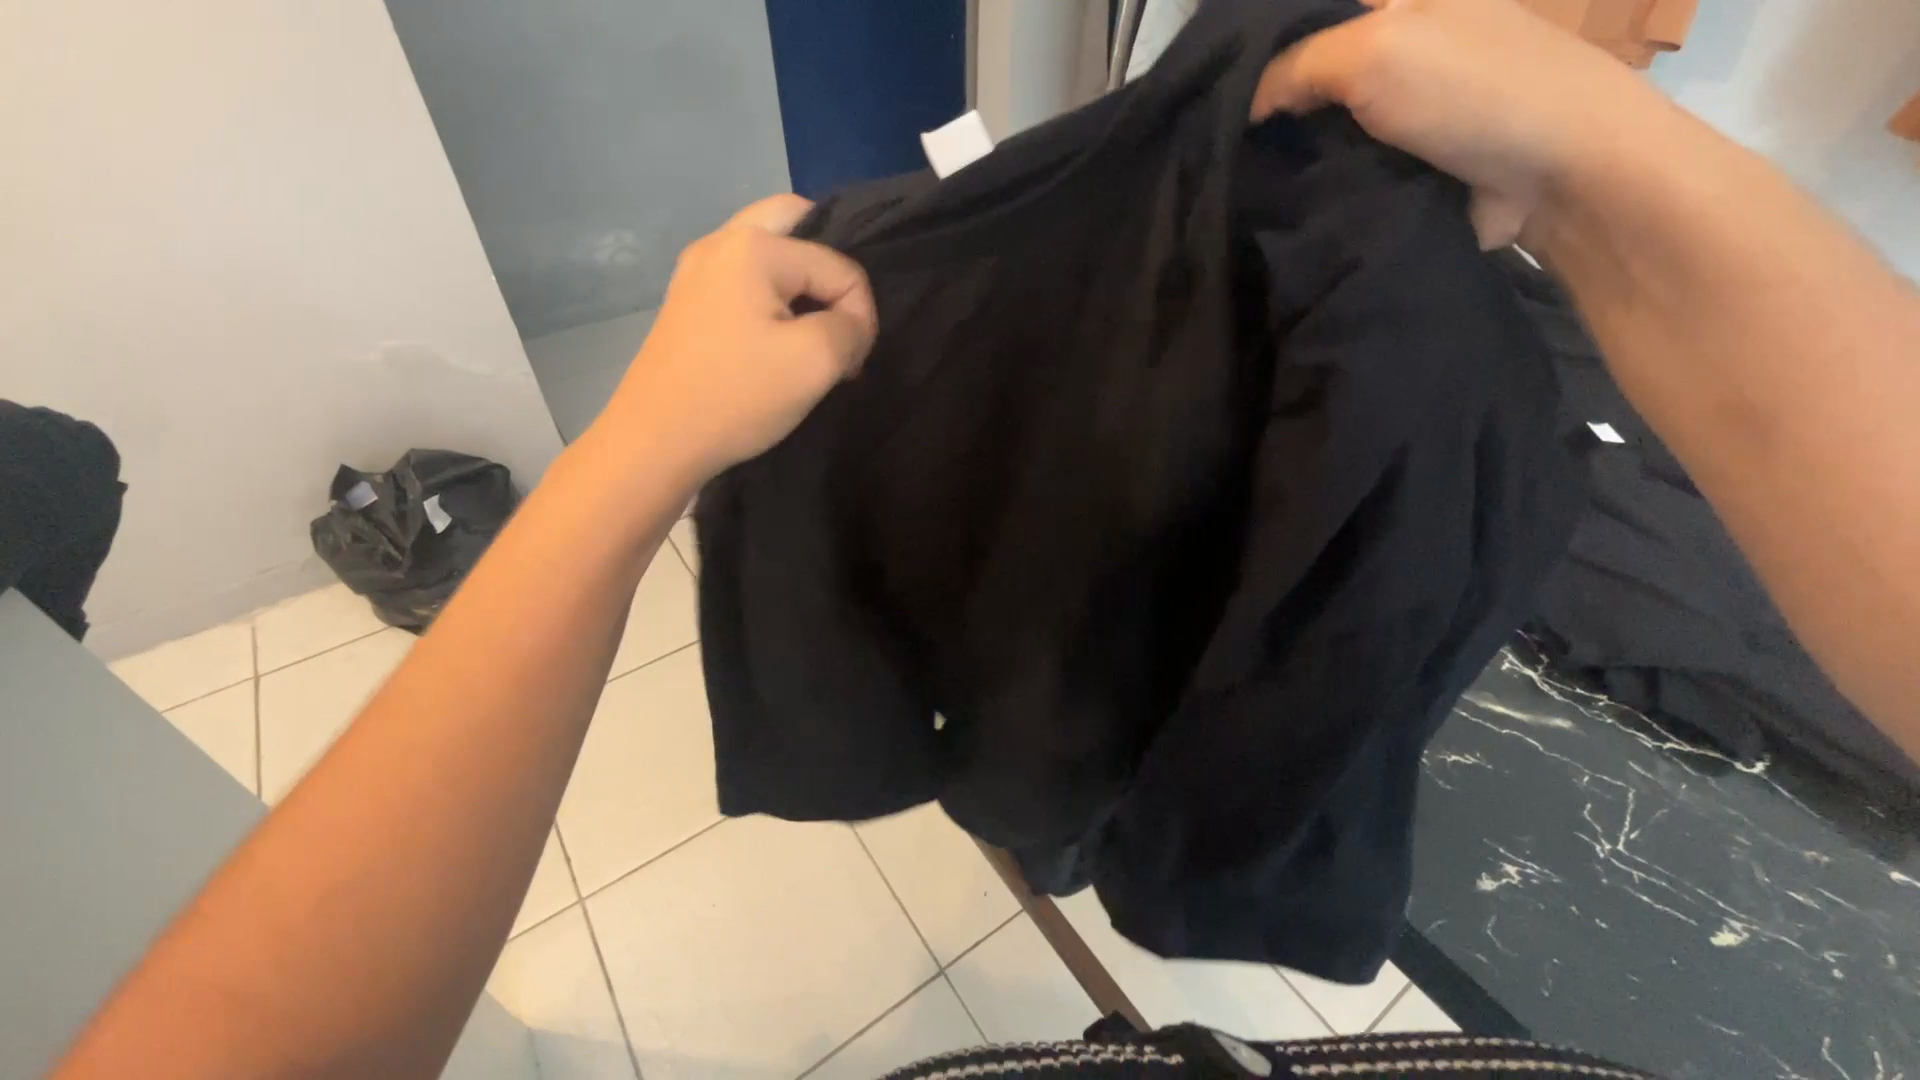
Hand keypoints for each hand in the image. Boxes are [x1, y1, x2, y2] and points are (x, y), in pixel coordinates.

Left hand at [597, 194, 877, 479]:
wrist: (655, 442)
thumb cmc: (737, 396)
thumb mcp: (816, 361)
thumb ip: (852, 327)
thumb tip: (850, 323)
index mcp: (753, 246)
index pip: (838, 265)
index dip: (860, 314)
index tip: (851, 363)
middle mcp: (719, 242)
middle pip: (795, 224)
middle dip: (829, 272)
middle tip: (842, 318)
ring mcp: (696, 271)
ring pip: (768, 252)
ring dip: (801, 285)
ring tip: (816, 332)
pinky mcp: (687, 302)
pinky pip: (744, 279)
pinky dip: (771, 297)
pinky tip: (778, 338)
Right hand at [1251, 0, 1661, 246]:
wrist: (1558, 173)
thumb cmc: (1472, 90)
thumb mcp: (1374, 53)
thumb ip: (1296, 66)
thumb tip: (1242, 103)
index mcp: (1398, 1)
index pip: (1309, 15)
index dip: (1258, 49)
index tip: (1210, 87)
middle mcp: (1397, 49)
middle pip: (1309, 74)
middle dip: (1267, 106)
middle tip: (1212, 139)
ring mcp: (1401, 111)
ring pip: (1319, 128)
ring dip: (1285, 153)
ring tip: (1231, 175)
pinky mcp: (1405, 165)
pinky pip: (1340, 171)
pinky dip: (1312, 184)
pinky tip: (1271, 199)